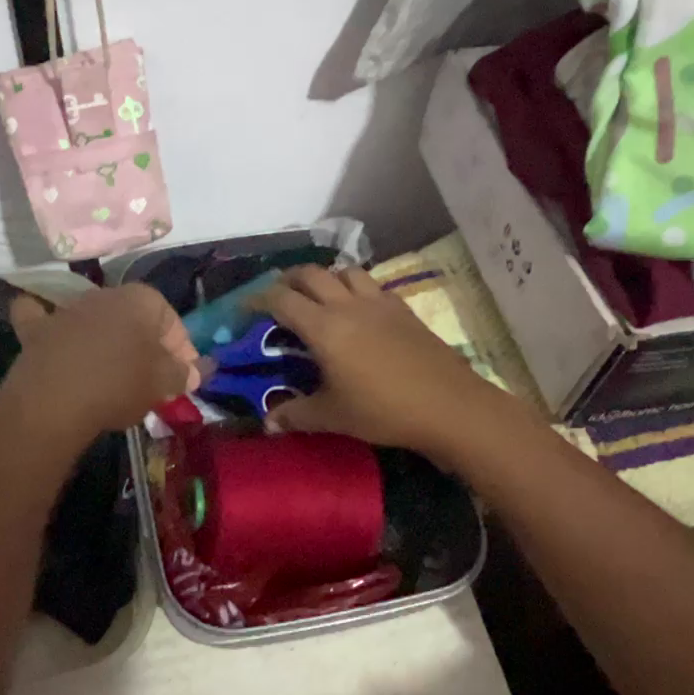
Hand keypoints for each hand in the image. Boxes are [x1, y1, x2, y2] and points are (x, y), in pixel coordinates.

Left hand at [5, 283, 199, 437]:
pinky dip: (49, 323)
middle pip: (133, 319)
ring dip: (106, 339)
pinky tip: (54, 333)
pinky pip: (43, 318)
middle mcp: (103, 294)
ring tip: (113, 373)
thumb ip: (182, 373)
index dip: (183, 350)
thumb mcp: (162, 384)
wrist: (54, 401)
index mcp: (139, 299)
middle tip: (153, 379)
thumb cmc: (119, 385)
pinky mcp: (36, 330)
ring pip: (94, 318)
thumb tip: (194, 371)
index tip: (183, 378)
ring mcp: (67, 310)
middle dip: (146, 345)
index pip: (171, 320)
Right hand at [252, 265, 516, 456]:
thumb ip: (296, 415)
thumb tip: (268, 423)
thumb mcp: (333, 417)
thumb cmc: (383, 410)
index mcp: (324, 327)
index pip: (282, 299)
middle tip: (278, 295)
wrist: (448, 405)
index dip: (258, 298)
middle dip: (288, 279)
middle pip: (311, 273)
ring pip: (345, 271)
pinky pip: (371, 285)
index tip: (245, 306)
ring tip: (318, 295)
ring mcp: (379, 303)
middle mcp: (348, 305)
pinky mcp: (403, 309)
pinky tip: (357, 309)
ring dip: (325, 276)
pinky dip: (355, 287)